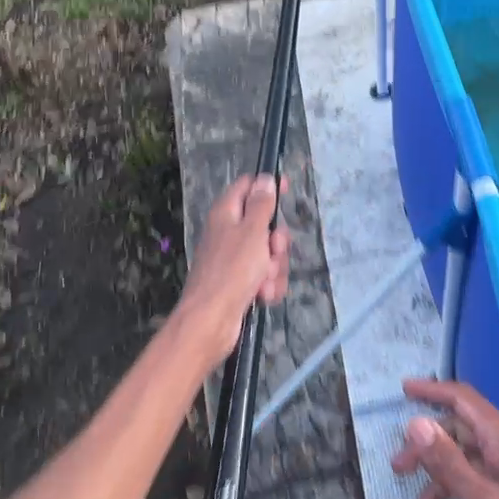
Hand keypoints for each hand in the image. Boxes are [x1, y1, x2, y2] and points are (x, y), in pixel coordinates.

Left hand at [174, 174, 292, 366]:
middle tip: (273, 251)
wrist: (211, 320)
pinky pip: (264, 276)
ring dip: (274, 267)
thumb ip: (261, 204)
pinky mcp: (240, 283)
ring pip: (268, 253)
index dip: (267, 185)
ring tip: (265, 281)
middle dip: (276, 240)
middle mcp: (229, 234)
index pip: (247, 186)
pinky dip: (268, 285)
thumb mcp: (252, 231)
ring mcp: (234, 260)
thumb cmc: (232, 270)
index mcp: (226, 214)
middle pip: (264, 224)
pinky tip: (264, 295)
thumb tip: (264, 178)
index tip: (287, 189)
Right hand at [392, 379, 498, 498]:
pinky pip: (483, 497)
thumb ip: (447, 461)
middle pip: (461, 436)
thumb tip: (416, 422)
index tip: (403, 390)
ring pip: (468, 472)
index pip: (463, 399)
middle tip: (397, 471)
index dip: (432, 392)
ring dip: (440, 496)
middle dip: (427, 455)